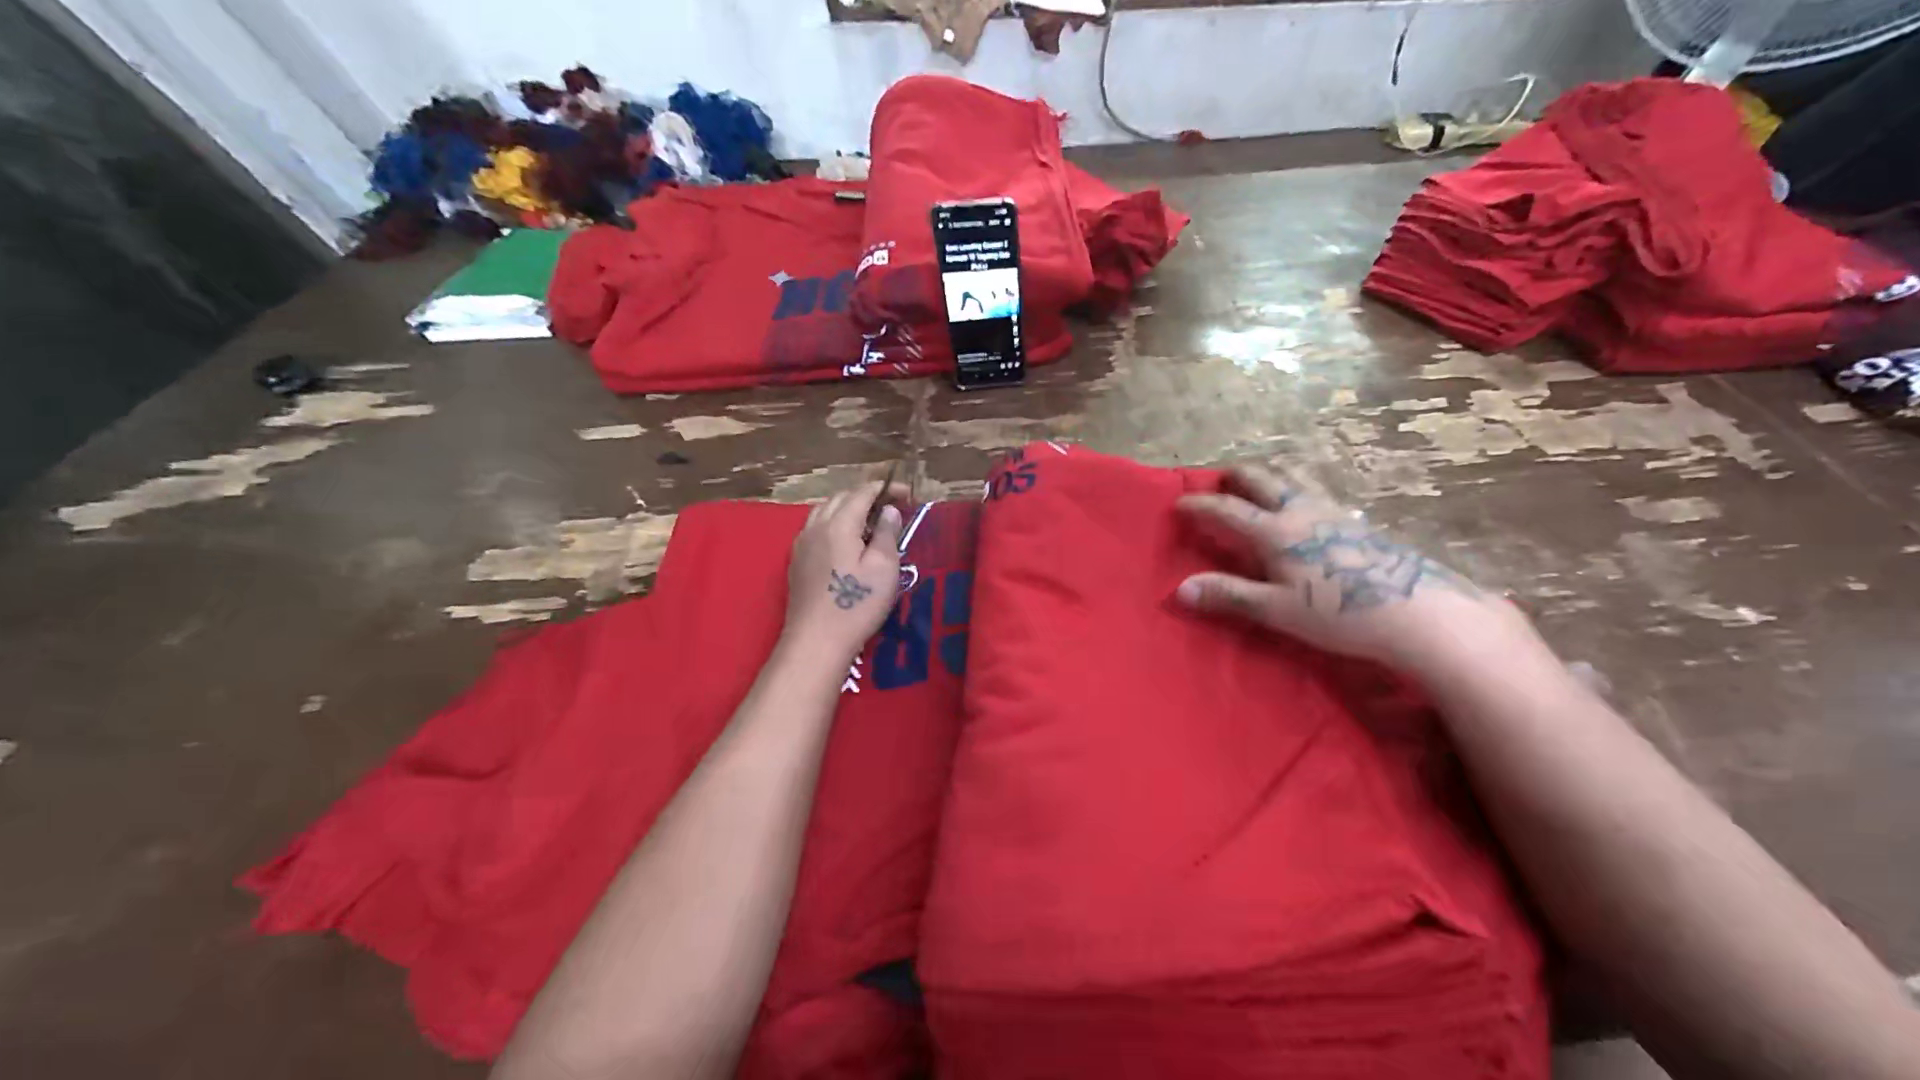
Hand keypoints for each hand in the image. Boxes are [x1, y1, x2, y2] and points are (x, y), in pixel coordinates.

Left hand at [781, 480, 907, 663]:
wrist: (816, 641)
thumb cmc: (856, 604)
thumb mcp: (884, 568)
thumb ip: (886, 533)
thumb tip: (888, 510)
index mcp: (838, 524)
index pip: (862, 493)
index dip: (886, 489)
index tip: (908, 494)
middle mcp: (815, 527)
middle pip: (840, 498)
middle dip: (866, 496)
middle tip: (891, 507)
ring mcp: (802, 545)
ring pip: (824, 512)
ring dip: (847, 508)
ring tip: (869, 521)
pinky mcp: (797, 562)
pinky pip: (815, 529)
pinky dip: (833, 523)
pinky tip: (845, 541)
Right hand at [1174, 465, 1522, 671]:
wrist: (1420, 613)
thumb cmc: (1340, 614)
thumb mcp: (1277, 609)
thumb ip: (1229, 595)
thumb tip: (1179, 588)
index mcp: (1275, 532)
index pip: (1228, 509)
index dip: (1200, 504)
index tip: (1179, 502)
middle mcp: (1302, 511)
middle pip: (1265, 478)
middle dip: (1237, 475)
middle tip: (1221, 478)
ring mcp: (1335, 512)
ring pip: (1297, 478)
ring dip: (1272, 473)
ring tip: (1262, 478)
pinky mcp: (1360, 522)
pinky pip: (1320, 492)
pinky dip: (1300, 487)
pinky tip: (1309, 506)